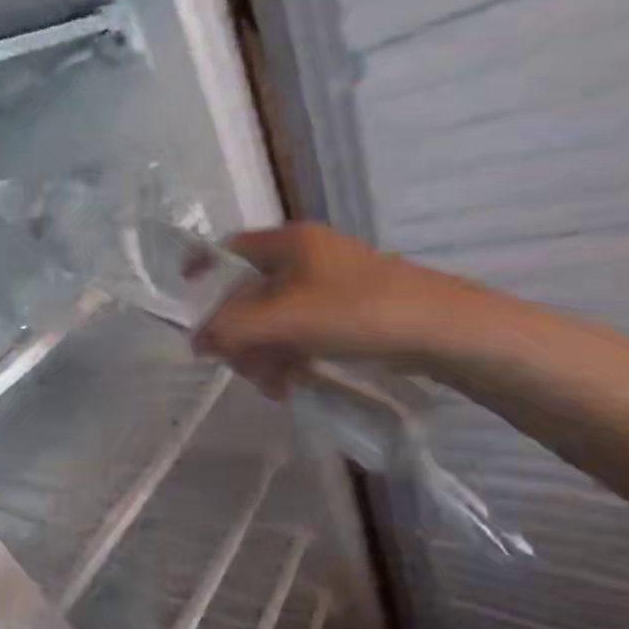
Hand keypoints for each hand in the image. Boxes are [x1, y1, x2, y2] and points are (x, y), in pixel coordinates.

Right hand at [192, 222, 486, 394]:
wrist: (438, 330)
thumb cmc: (354, 312)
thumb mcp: (281, 320)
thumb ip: (229, 328)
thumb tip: (195, 340)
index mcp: (288, 243)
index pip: (228, 249)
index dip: (203, 274)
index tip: (190, 310)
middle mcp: (304, 258)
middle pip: (247, 296)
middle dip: (239, 336)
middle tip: (242, 367)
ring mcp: (324, 287)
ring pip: (271, 321)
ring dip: (263, 355)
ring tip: (274, 386)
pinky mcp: (342, 314)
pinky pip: (297, 335)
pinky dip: (288, 359)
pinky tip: (291, 385)